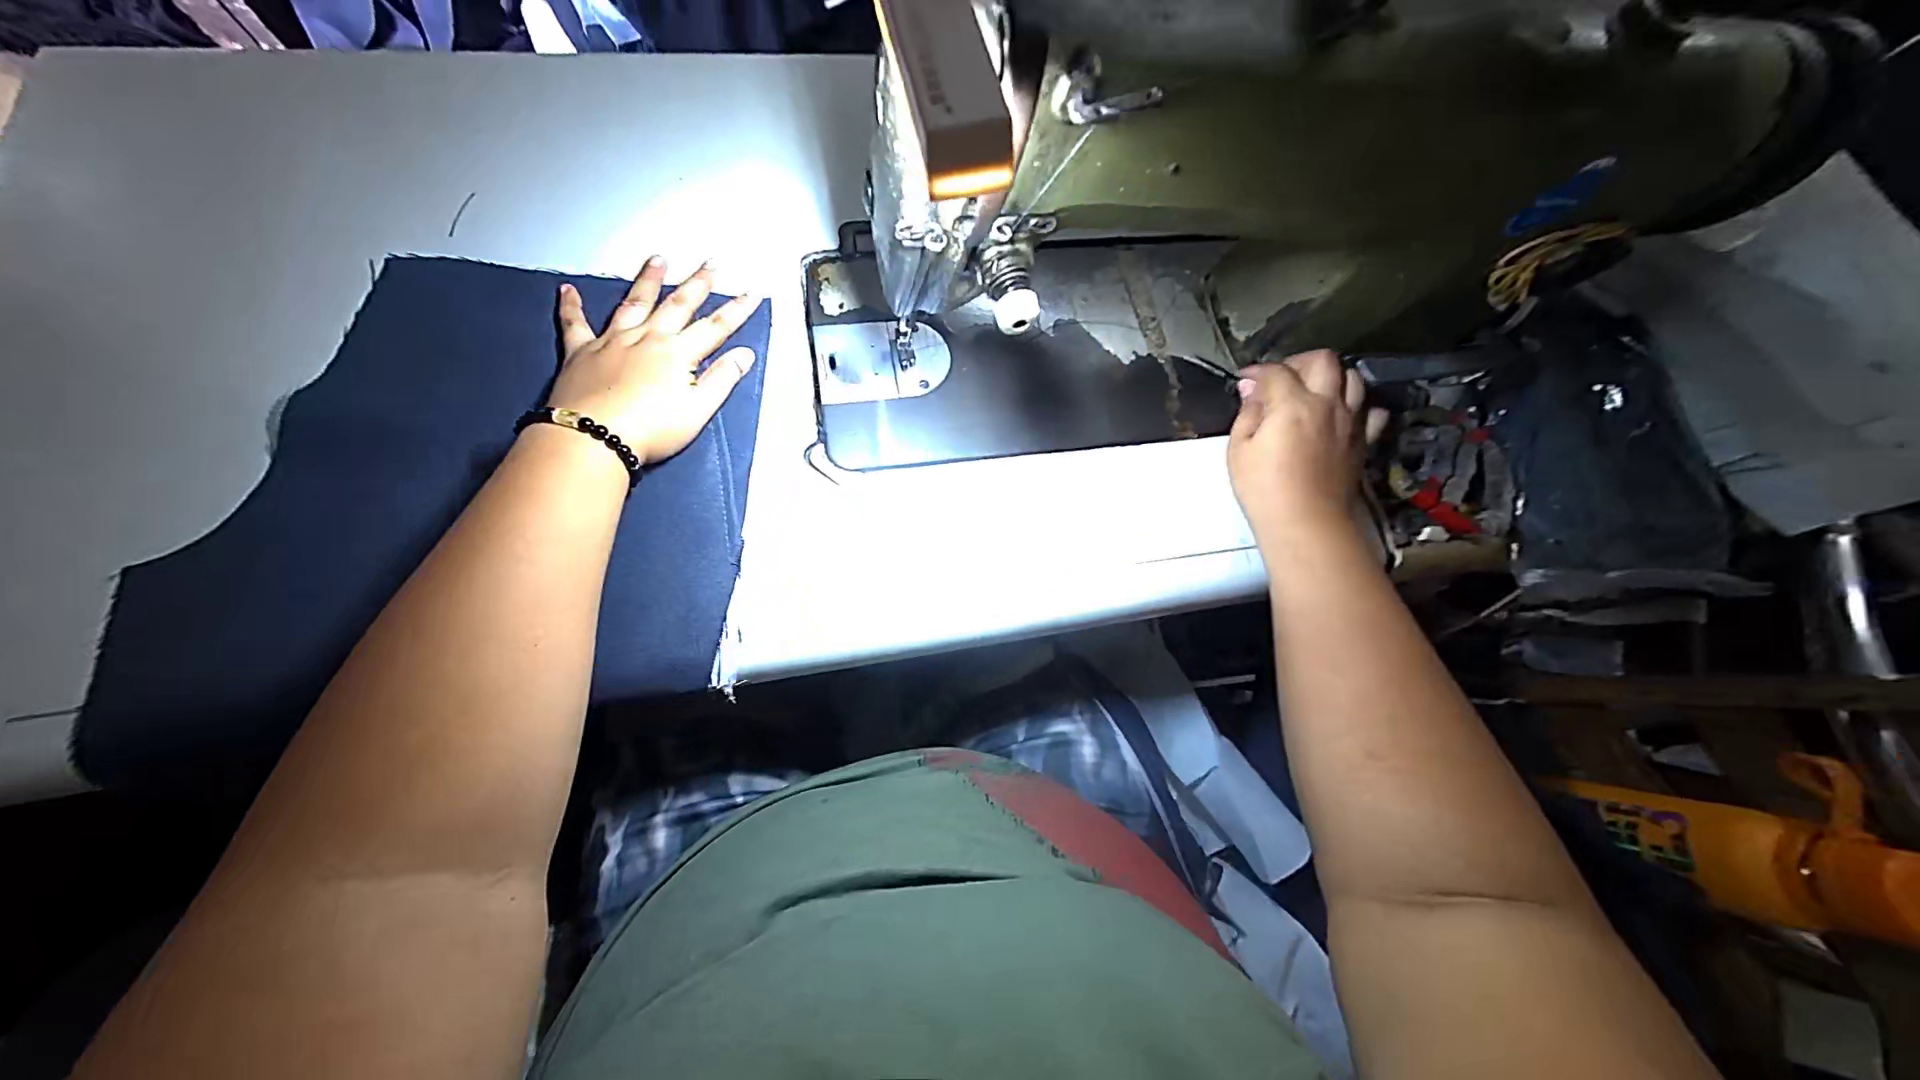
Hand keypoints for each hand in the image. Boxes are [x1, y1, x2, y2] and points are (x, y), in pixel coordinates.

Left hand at [549, 257, 759, 465]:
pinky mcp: (581, 353)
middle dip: (697, 284)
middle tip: (710, 265)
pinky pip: (576, 323)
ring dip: (648, 281)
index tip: (750, 293)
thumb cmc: (651, 430)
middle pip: (677, 305)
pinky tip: (568, 290)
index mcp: (677, 354)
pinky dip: (572, 306)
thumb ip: (722, 379)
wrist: (593, 437)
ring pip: (634, 304)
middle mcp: (647, 338)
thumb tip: (744, 355)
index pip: (714, 327)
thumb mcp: (698, 410)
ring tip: (658, 260)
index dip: (736, 310)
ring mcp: (612, 342)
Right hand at [1227, 350, 1383, 550]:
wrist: (1306, 522)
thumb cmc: (1264, 489)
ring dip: (1331, 377)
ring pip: (1353, 377)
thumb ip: (1247, 414)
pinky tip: (1342, 415)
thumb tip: (1253, 392)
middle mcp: (1327, 404)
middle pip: (1323, 360)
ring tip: (1313, 391)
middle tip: (1282, 378)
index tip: (1245, 380)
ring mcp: (1351, 421)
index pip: (1276, 371)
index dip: (1257, 371)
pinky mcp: (1363, 440)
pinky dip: (1357, 405)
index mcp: (1293, 403)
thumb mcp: (1238, 450)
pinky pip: (1371, 410)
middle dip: (1299, 362)